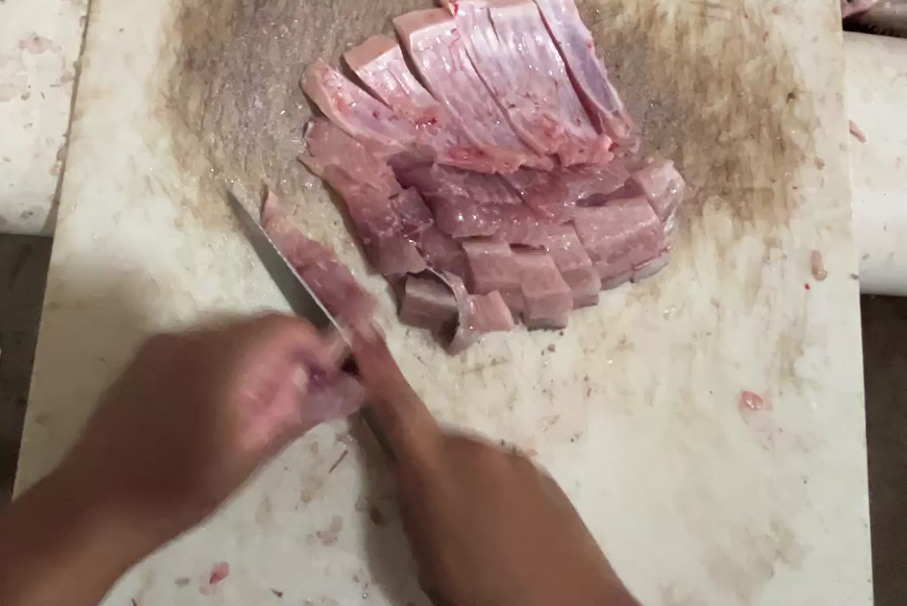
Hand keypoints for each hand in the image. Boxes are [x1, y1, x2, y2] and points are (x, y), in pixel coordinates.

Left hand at [53, 313, 363, 549]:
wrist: (95, 504)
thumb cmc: (181, 486)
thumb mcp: (249, 455)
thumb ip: (297, 409)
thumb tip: (347, 385)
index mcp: (226, 357)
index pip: (287, 327)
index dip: (315, 347)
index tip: (326, 381)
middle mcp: (196, 336)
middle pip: (258, 328)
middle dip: (283, 356)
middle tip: (292, 402)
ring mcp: (166, 342)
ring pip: (228, 336)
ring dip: (251, 361)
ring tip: (248, 412)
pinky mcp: (145, 355)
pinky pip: (198, 346)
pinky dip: (219, 364)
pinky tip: (209, 408)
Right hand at [350, 333, 638, 605]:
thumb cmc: (481, 594)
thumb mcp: (426, 558)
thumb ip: (413, 502)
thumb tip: (408, 472)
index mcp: (434, 466)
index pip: (396, 404)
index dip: (376, 365)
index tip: (362, 327)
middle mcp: (473, 448)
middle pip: (439, 446)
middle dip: (435, 473)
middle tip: (443, 525)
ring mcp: (512, 459)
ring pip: (475, 466)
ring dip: (471, 492)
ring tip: (484, 544)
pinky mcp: (543, 475)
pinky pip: (507, 481)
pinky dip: (502, 503)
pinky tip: (513, 543)